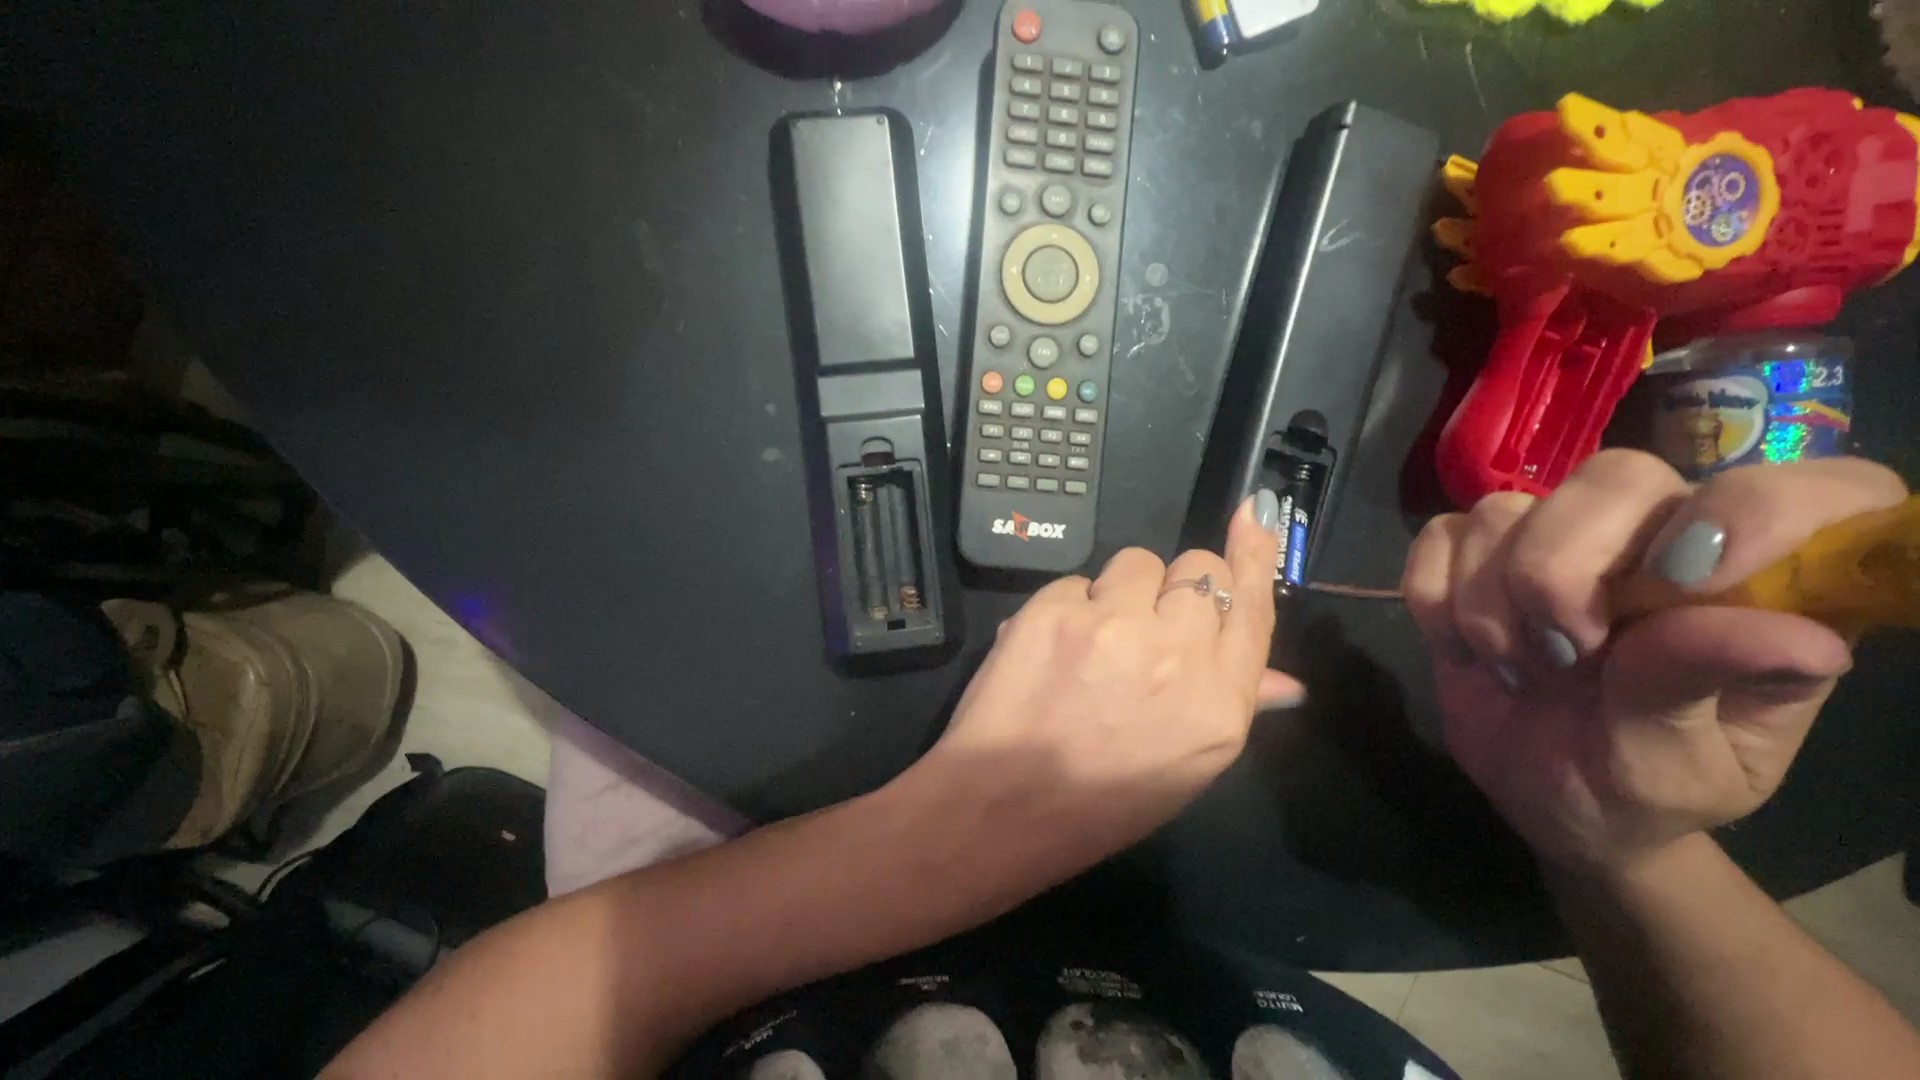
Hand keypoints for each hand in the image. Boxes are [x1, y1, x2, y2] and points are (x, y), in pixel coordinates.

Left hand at [900, 493, 1303, 880]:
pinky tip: (1053, 648)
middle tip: (1144, 621)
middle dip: (1175, 585)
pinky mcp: (1055, 609)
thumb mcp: (1189, 768)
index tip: (1251, 513)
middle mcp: (1177, 652)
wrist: (1007, 806)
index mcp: (1221, 700)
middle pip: (1197, 568)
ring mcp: (1114, 625)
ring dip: (1121, 589)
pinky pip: (1077, 581)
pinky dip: (1069, 606)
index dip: (1254, 554)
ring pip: (1135, 562)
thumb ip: (1237, 706)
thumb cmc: (1105, 801)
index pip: (1253, 606)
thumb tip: (1284, 681)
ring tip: (1094, 638)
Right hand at [1402, 452, 1906, 871]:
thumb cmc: (1644, 790)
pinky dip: (1433, 596)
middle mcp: (1661, 541)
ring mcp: (1559, 543)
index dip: (1751, 510)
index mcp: (1760, 586)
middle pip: (1615, 479)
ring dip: (1489, 602)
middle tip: (1561, 652)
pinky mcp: (1477, 556)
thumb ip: (1707, 684)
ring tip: (1517, 670)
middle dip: (1559, 568)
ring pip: (1505, 510)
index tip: (1681, 580)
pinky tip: (1462, 649)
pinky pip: (1439, 536)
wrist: (1547, 799)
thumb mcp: (1690, 761)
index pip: (1816, 491)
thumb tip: (1797, 638)